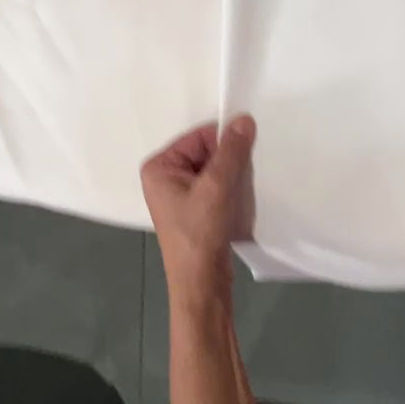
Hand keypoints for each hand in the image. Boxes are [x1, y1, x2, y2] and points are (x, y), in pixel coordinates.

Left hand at [142, 116, 256, 303]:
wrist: (202, 285)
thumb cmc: (200, 233)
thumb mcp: (217, 187)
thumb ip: (231, 150)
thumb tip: (244, 118)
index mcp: (159, 166)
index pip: (199, 137)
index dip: (224, 142)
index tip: (246, 152)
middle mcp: (165, 177)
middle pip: (207, 152)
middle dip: (229, 162)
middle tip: (246, 174)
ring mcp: (180, 196)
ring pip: (215, 171)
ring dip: (232, 177)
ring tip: (243, 190)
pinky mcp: (195, 212)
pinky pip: (216, 188)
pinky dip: (231, 191)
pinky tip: (241, 202)